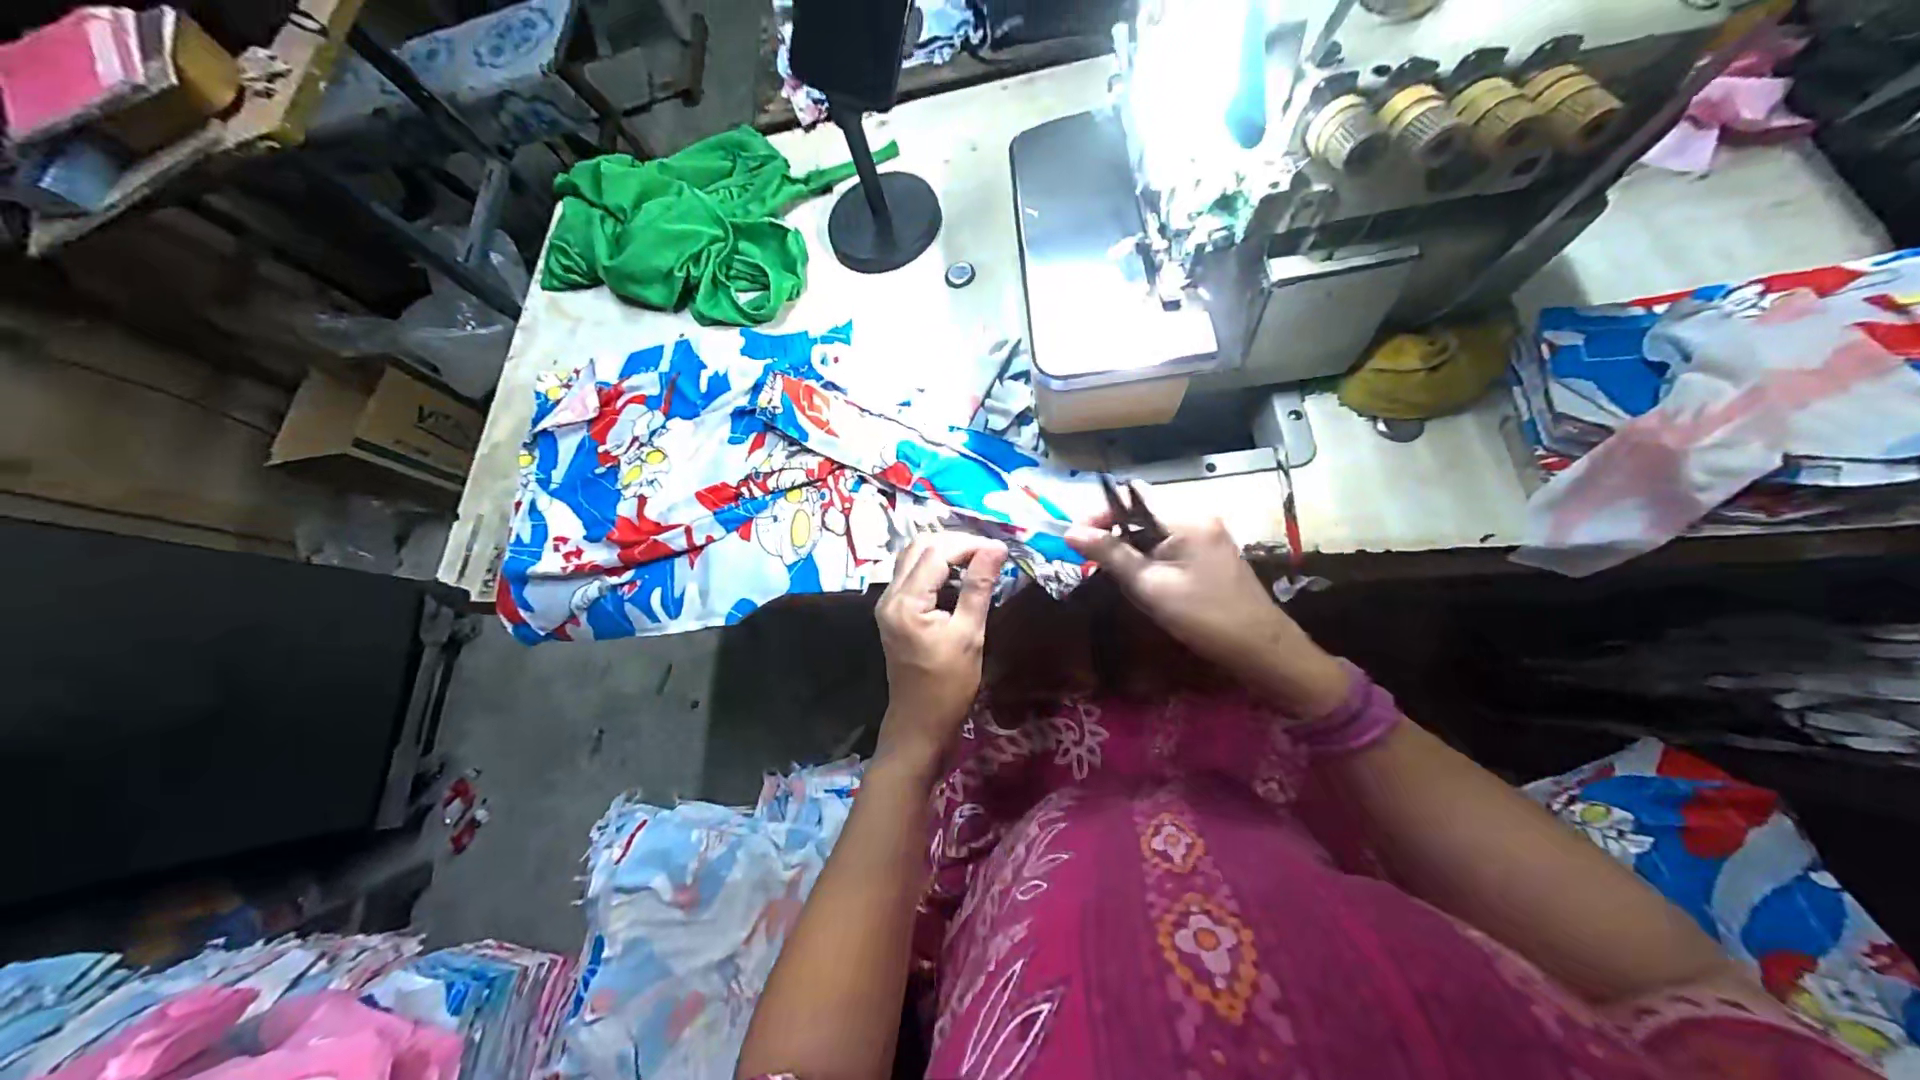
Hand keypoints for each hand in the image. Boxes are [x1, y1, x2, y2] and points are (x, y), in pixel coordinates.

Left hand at [874, 533, 1008, 769]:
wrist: (920, 723)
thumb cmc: (948, 685)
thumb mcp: (970, 634)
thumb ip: (979, 586)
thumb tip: (997, 548)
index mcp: (905, 602)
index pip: (936, 552)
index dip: (969, 544)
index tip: (1000, 550)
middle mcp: (889, 596)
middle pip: (920, 547)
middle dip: (956, 542)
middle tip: (989, 552)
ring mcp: (887, 603)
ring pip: (913, 557)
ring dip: (945, 551)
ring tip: (978, 559)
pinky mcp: (893, 611)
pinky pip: (912, 574)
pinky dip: (936, 566)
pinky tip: (960, 574)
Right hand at [1064, 494, 1348, 716]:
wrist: (1261, 649)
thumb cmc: (1203, 617)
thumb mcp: (1150, 587)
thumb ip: (1110, 555)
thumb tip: (1071, 532)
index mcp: (1186, 519)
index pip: (1132, 497)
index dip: (1100, 513)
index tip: (1076, 538)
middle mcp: (1199, 518)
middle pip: (1142, 512)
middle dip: (1113, 533)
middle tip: (1090, 562)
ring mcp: (1208, 535)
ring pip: (1154, 531)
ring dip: (1130, 548)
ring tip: (1112, 574)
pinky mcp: (1212, 553)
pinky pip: (1170, 545)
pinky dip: (1150, 557)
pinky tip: (1142, 581)